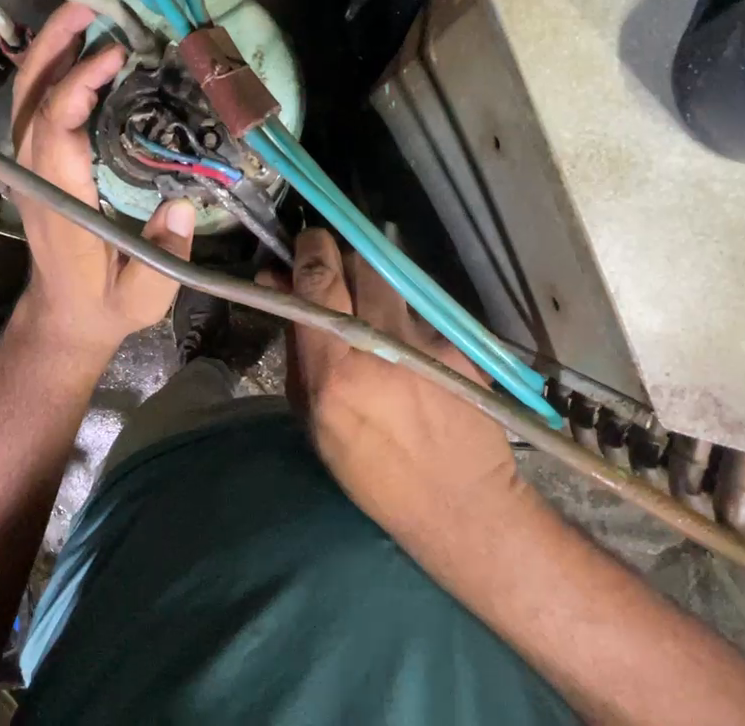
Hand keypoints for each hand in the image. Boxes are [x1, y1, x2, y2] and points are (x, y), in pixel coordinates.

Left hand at [9, 4, 195, 355]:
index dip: (77, 83)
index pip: (54, 127)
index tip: (114, 54)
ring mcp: (30, 170)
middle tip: (89, 6)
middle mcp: (35, 176)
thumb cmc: (104, 305)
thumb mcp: (143, 295)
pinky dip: (51, 75)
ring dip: (48, 53)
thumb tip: (180, 204)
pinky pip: (35, 111)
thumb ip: (162, 255)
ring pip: (25, 99)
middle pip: (29, 98)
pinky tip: (78, 56)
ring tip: (84, 16)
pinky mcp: (38, 168)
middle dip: (53, 47)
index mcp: (60, 199)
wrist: (64, 317)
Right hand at [265, 229, 526, 538]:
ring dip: (375, 285)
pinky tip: (412, 353)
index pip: (318, 280)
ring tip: (374, 314)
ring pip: (392, 283)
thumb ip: (297, 350)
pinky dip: (407, 319)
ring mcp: (425, 341)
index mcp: (334, 370)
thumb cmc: (373, 473)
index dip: (309, 249)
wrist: (462, 503)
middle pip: (359, 264)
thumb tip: (282, 289)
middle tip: (334, 270)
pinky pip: (420, 312)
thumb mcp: (315, 421)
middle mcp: (380, 344)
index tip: (304, 242)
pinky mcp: (459, 344)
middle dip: (341, 257)